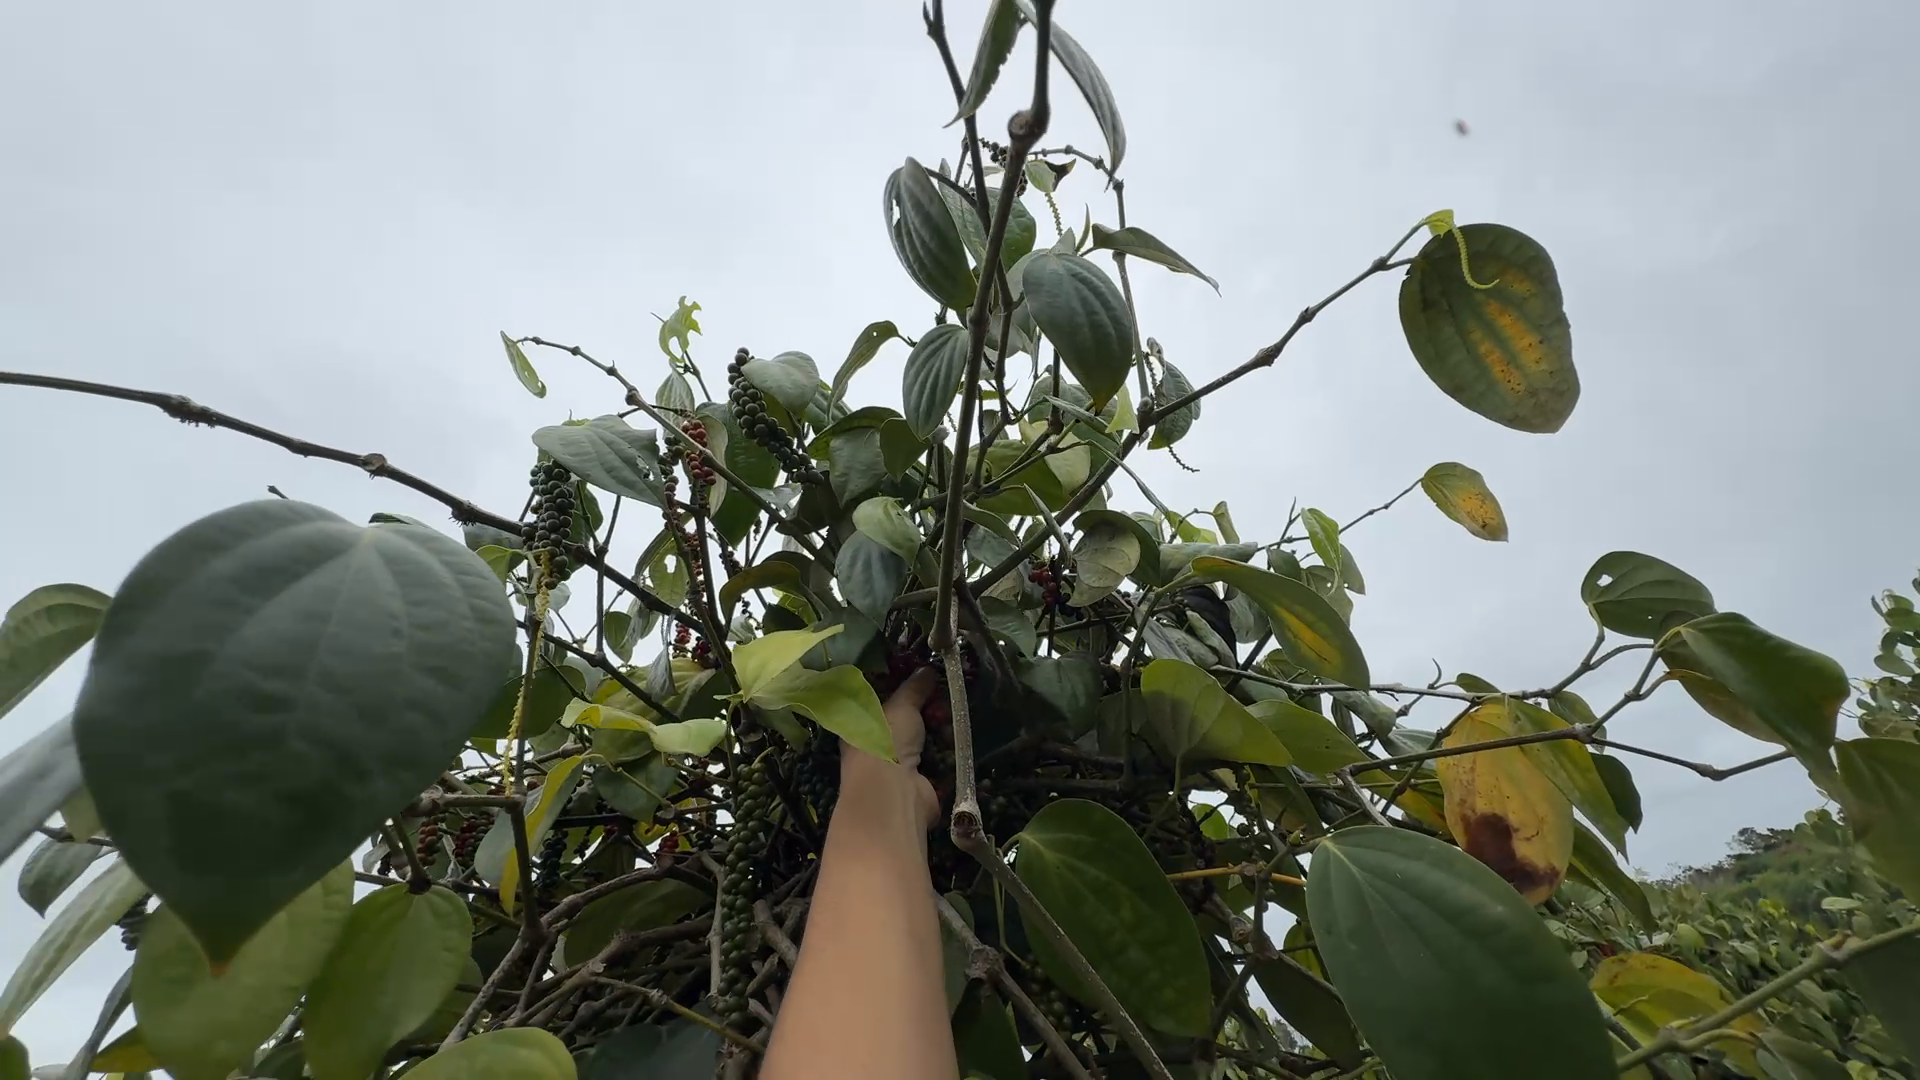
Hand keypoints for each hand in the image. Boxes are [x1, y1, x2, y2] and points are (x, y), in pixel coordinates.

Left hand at [842, 666, 941, 830]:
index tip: (919, 680)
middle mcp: (874, 750)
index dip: (897, 693)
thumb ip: (914, 687)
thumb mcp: (900, 704)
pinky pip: (935, 764)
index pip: (877, 705)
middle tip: (942, 695)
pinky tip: (960, 737)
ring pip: (921, 744)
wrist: (894, 794)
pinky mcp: (918, 787)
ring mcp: (896, 771)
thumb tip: (928, 668)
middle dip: (923, 712)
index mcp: (859, 728)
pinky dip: (947, 753)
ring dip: (938, 732)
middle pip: (902, 725)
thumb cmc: (884, 740)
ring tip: (954, 713)